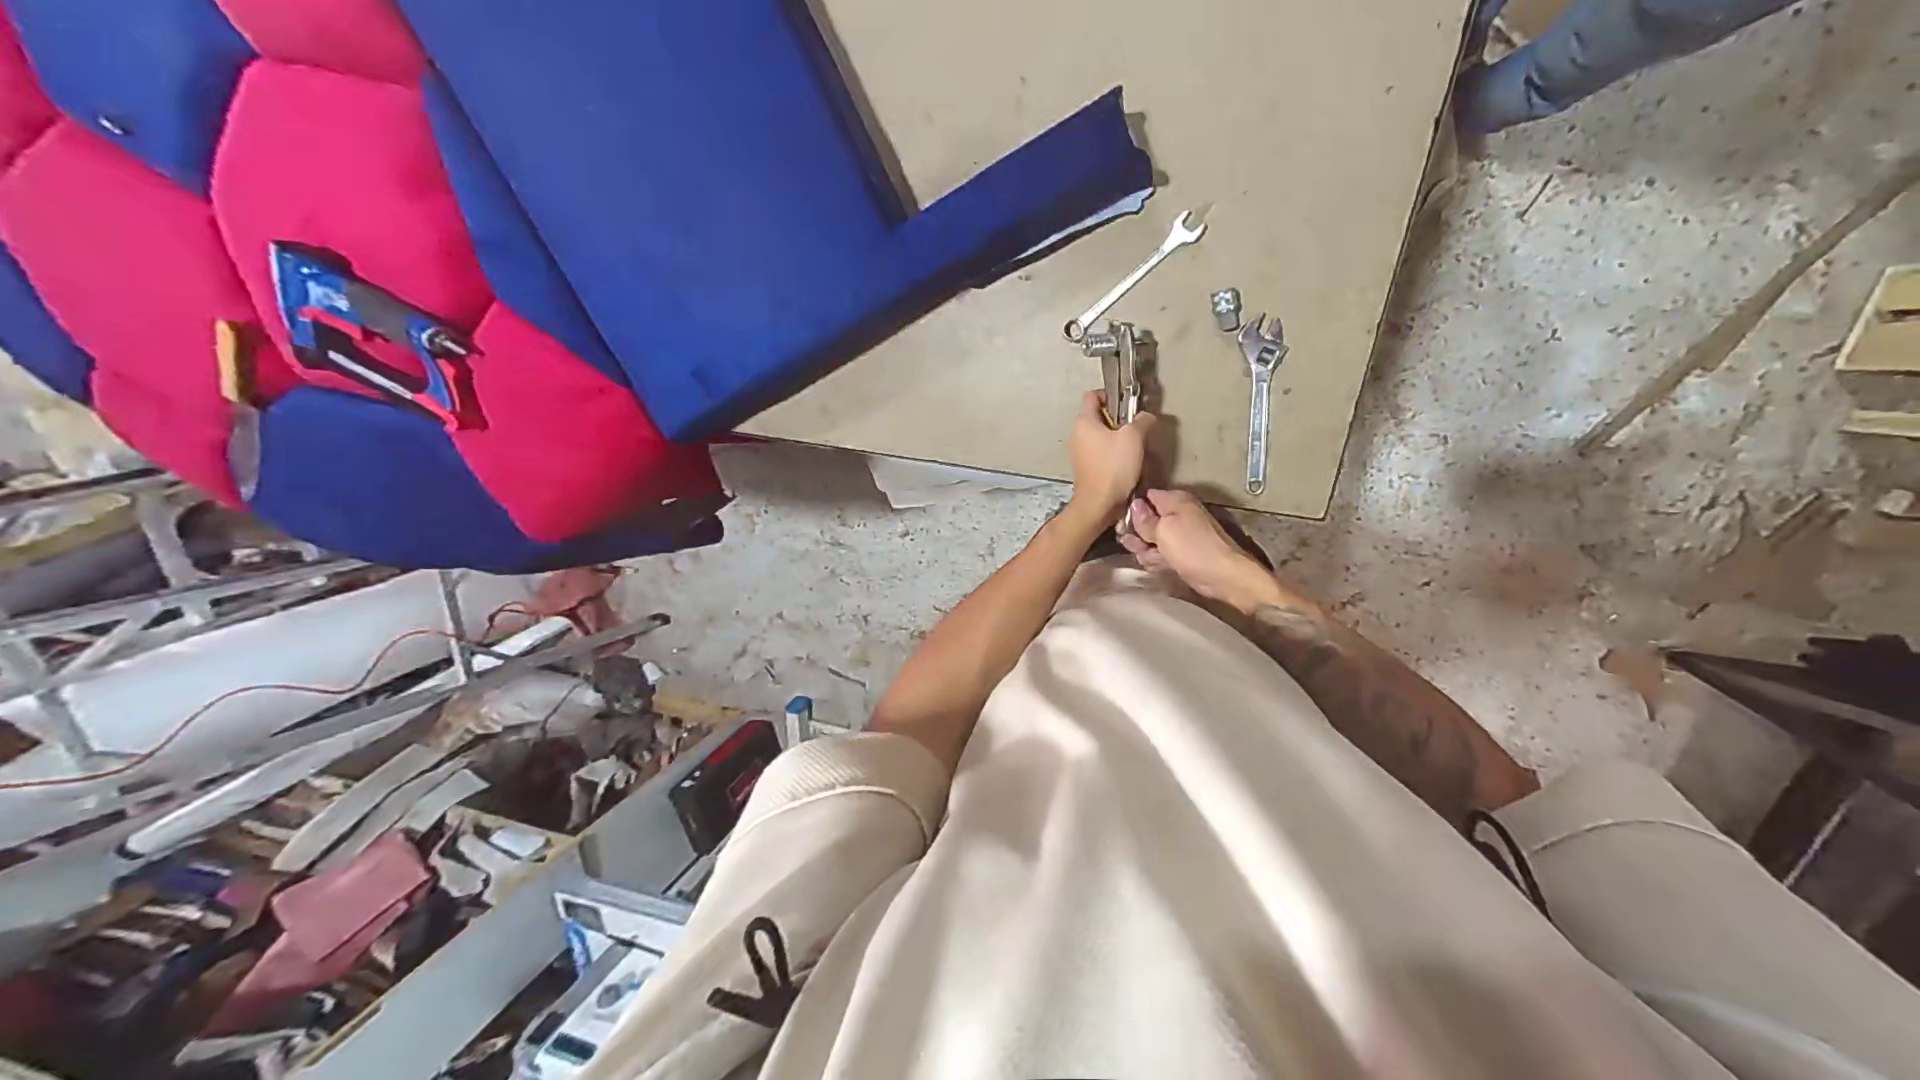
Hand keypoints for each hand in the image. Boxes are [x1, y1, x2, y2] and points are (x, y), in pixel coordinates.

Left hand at [1068, 391, 1155, 523]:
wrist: (1099, 503)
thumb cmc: (1113, 467)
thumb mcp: (1134, 437)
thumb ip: (1142, 421)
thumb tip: (1146, 416)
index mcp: (1084, 422)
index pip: (1093, 396)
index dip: (1110, 395)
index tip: (1127, 405)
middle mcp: (1077, 435)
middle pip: (1099, 417)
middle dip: (1118, 420)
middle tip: (1135, 428)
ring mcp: (1079, 452)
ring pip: (1100, 436)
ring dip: (1117, 438)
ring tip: (1134, 447)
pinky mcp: (1085, 467)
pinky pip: (1100, 453)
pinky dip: (1112, 454)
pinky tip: (1126, 463)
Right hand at [1120, 489, 1297, 613]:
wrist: (1221, 575)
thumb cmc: (1192, 547)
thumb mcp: (1163, 529)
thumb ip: (1145, 518)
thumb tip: (1134, 505)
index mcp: (1174, 501)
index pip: (1145, 497)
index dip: (1133, 508)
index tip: (1124, 522)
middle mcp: (1175, 514)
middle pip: (1144, 520)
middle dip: (1137, 534)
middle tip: (1138, 544)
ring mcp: (1177, 536)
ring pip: (1148, 540)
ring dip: (1145, 550)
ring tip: (1153, 557)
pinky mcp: (1178, 554)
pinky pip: (1158, 554)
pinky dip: (1156, 560)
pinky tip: (1158, 565)